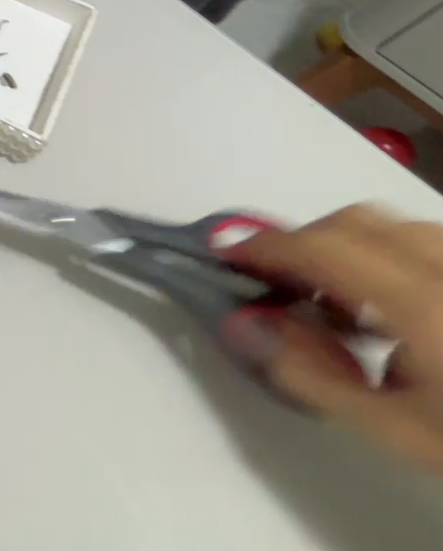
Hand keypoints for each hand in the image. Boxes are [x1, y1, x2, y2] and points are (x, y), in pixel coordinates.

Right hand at [230, 204, 442, 473]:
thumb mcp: (394, 428)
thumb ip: (311, 374)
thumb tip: (245, 326)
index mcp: (422, 305)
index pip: (322, 245)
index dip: (264, 245)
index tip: (228, 257)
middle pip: (363, 222)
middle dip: (309, 239)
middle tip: (284, 276)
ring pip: (405, 229)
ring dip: (356, 246)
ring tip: (347, 295)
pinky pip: (436, 248)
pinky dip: (400, 259)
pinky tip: (404, 305)